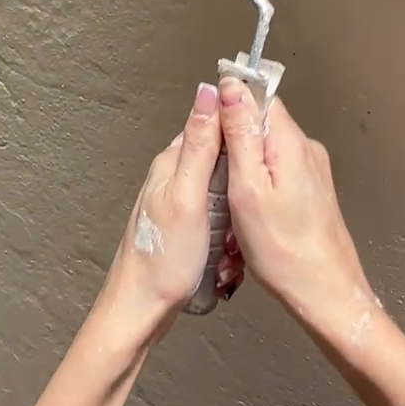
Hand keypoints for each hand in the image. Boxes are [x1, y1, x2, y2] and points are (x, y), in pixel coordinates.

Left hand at [97, 82, 237, 336]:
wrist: (140, 312)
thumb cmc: (161, 260)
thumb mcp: (188, 196)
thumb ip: (199, 145)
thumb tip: (207, 93)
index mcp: (172, 161)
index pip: (211, 121)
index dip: (240, 124)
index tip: (264, 137)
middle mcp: (173, 176)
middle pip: (221, 157)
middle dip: (243, 175)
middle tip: (250, 202)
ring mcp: (179, 202)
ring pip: (223, 190)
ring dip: (237, 209)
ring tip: (236, 237)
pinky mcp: (186, 225)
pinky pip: (218, 216)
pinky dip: (229, 230)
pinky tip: (229, 250)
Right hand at [217, 77, 375, 343]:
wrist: (326, 293)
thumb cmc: (283, 249)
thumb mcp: (248, 187)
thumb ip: (240, 134)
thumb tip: (231, 86)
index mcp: (291, 141)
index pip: (259, 96)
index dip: (230, 106)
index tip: (210, 134)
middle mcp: (306, 148)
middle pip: (261, 123)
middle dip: (233, 142)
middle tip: (217, 178)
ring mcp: (312, 169)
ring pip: (266, 149)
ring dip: (243, 167)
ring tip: (231, 201)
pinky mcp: (312, 189)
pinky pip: (277, 171)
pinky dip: (257, 184)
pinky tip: (250, 212)